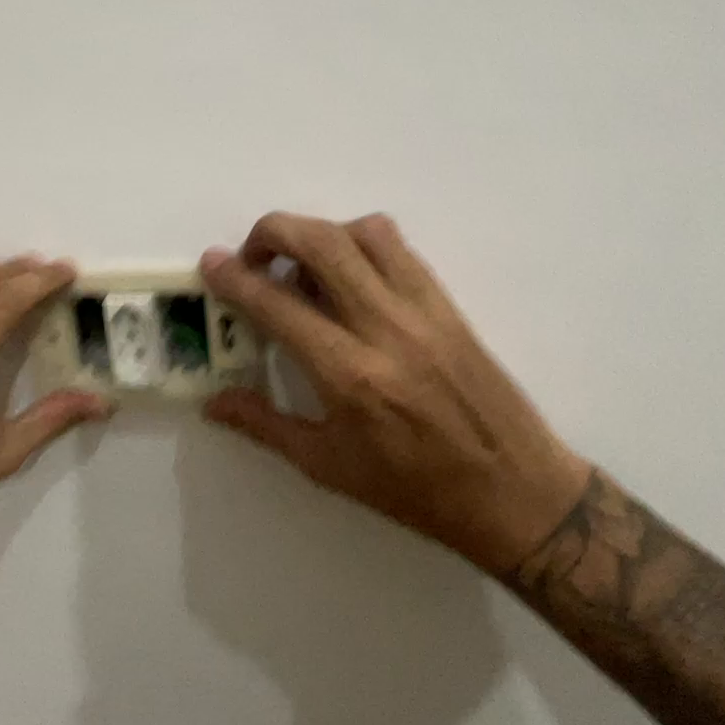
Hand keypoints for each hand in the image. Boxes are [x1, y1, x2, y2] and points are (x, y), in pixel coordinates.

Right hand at [200, 213, 590, 574]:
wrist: (513, 492)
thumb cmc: (412, 488)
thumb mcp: (327, 466)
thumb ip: (264, 425)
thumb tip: (213, 401)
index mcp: (347, 374)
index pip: (277, 304)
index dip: (235, 278)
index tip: (211, 264)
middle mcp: (384, 328)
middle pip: (321, 243)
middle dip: (272, 233)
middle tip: (253, 258)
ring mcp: (422, 310)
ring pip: (364, 232)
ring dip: (320, 233)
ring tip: (302, 266)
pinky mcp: (448, 306)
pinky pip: (399, 250)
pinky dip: (361, 244)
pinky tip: (348, 278)